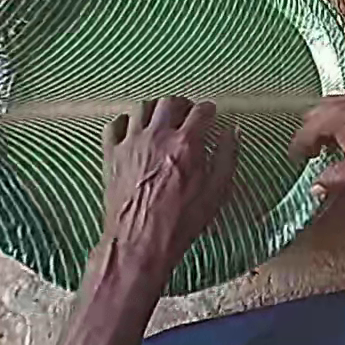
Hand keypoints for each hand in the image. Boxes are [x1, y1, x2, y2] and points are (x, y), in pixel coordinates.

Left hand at [100, 98, 238, 273]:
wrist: (139, 243)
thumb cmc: (182, 219)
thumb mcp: (217, 190)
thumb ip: (228, 156)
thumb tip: (232, 131)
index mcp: (187, 143)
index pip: (201, 110)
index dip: (209, 110)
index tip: (211, 115)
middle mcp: (158, 135)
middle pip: (170, 101)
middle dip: (183, 105)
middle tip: (188, 116)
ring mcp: (131, 143)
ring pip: (142, 107)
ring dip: (156, 110)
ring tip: (163, 121)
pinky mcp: (111, 154)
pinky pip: (115, 124)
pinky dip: (128, 123)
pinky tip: (135, 132)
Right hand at [290, 94, 344, 198]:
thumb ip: (333, 179)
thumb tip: (315, 188)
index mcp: (333, 116)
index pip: (306, 131)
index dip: (298, 147)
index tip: (297, 158)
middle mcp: (343, 101)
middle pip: (315, 113)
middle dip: (311, 131)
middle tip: (313, 150)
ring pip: (332, 104)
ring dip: (327, 121)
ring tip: (331, 140)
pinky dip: (343, 113)